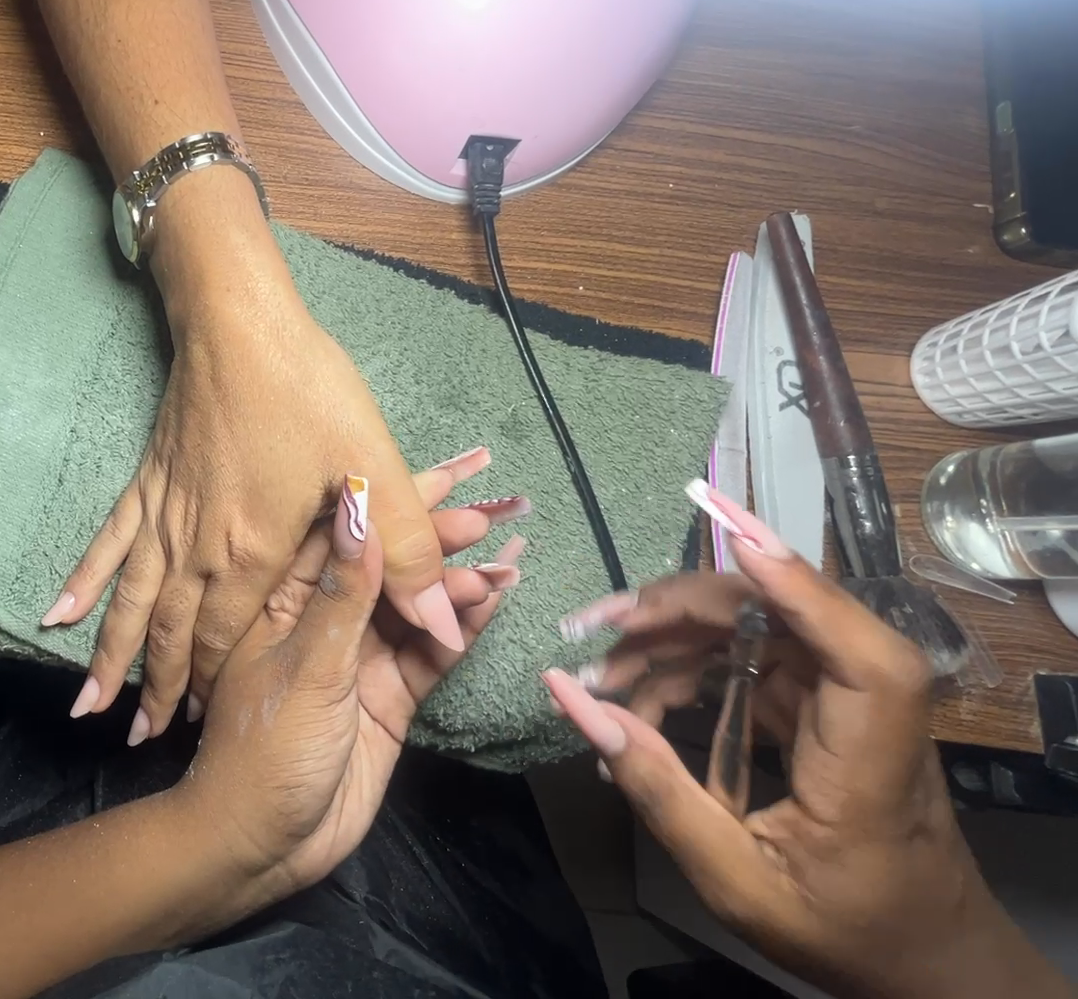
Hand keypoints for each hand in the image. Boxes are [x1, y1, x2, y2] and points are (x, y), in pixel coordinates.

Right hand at [42, 230, 477, 745]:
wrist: (239, 325)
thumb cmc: (306, 391)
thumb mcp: (372, 464)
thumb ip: (403, 551)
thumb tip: (444, 626)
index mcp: (249, 553)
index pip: (229, 642)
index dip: (218, 690)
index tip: (205, 735)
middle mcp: (196, 548)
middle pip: (174, 633)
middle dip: (161, 689)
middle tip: (142, 739)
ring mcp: (163, 517)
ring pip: (133, 603)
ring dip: (113, 656)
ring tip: (88, 706)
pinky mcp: (146, 486)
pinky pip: (109, 544)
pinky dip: (85, 581)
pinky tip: (57, 612)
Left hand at [169, 471, 523, 911]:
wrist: (264, 843)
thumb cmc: (267, 748)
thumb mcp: (307, 665)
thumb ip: (344, 594)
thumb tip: (362, 508)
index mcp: (283, 598)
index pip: (343, 533)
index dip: (390, 499)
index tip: (446, 471)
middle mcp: (322, 618)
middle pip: (383, 566)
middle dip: (432, 538)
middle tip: (491, 509)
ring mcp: (357, 657)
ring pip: (411, 606)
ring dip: (454, 583)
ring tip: (506, 555)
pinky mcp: (386, 696)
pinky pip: (427, 653)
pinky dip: (458, 629)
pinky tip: (492, 599)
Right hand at [543, 481, 1065, 998]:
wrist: (925, 965)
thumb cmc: (839, 931)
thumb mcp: (730, 879)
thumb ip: (652, 786)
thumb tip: (569, 696)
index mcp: (873, 772)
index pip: (865, 659)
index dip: (803, 591)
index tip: (734, 537)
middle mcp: (870, 720)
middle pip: (787, 623)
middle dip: (683, 607)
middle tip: (596, 624)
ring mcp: (845, 710)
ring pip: (756, 635)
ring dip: (671, 637)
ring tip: (598, 668)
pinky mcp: (821, 713)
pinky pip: (747, 664)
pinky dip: (683, 668)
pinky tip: (635, 695)